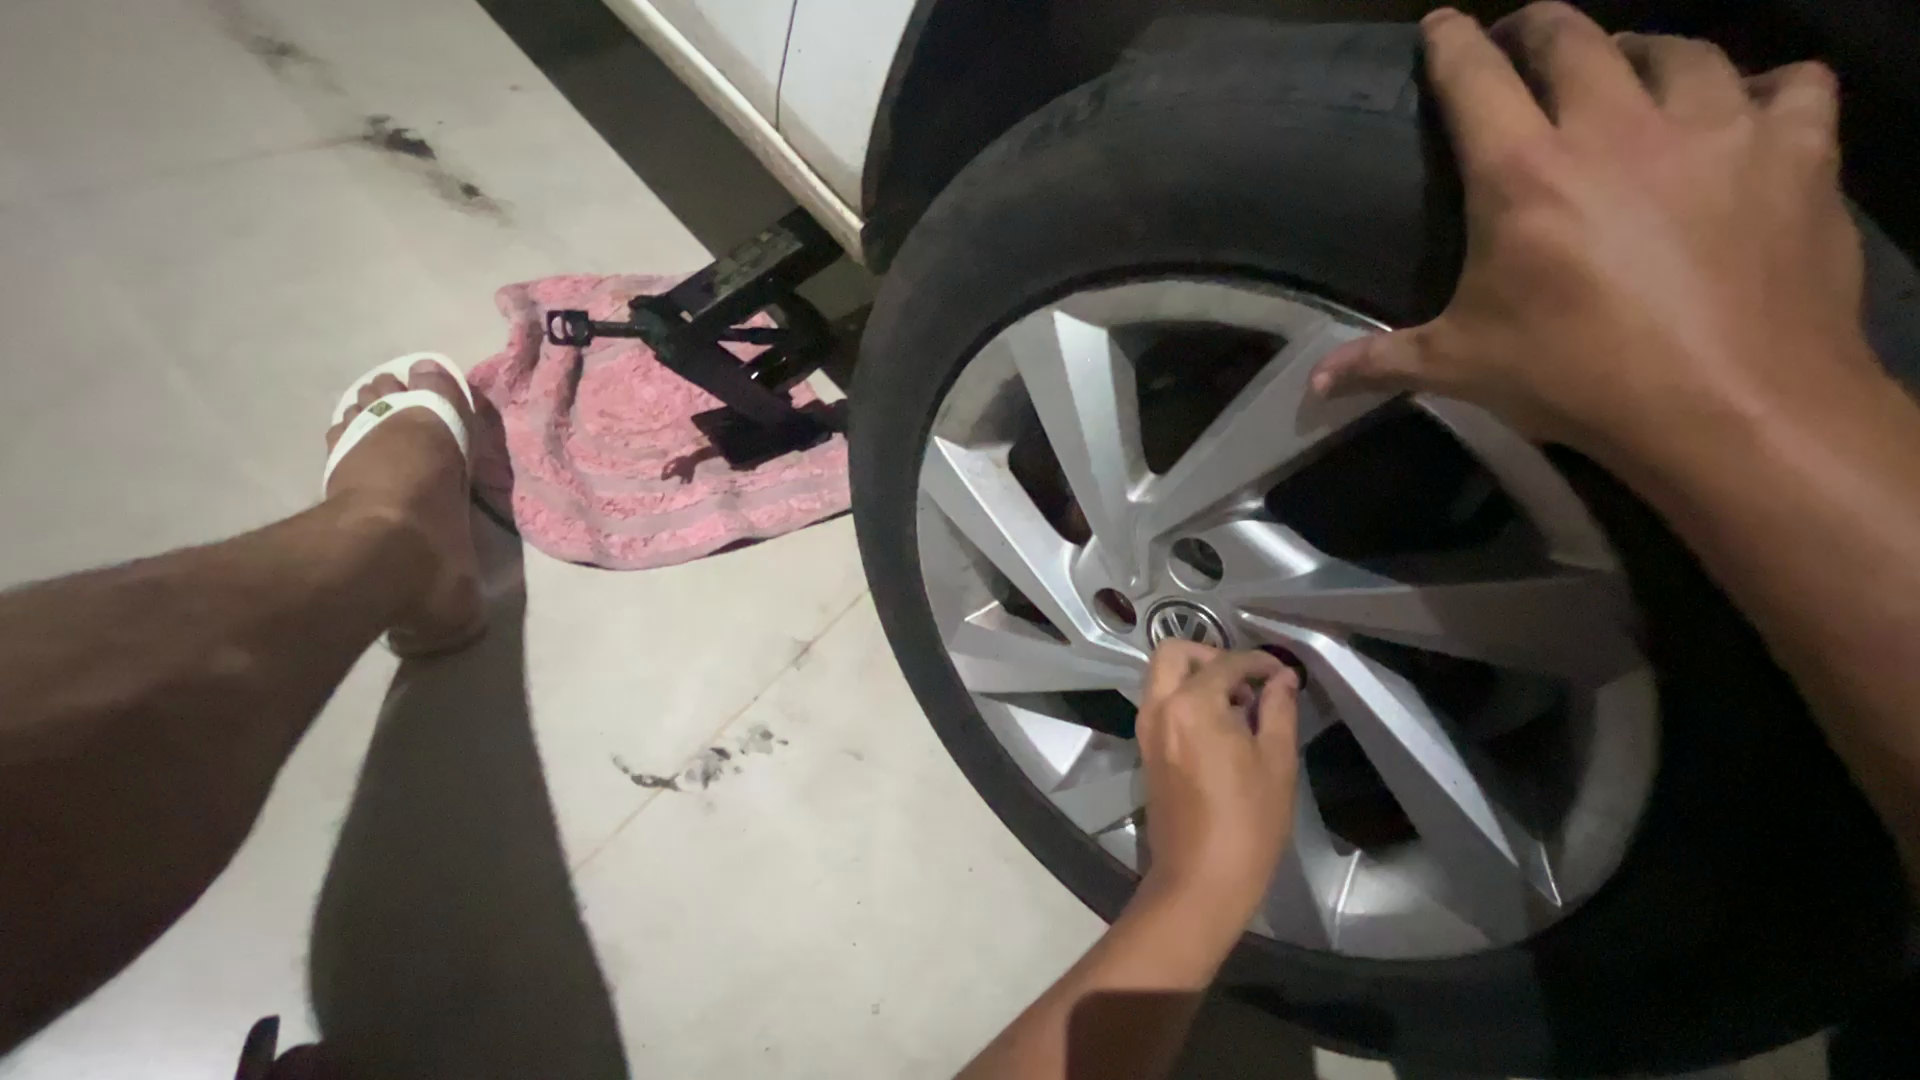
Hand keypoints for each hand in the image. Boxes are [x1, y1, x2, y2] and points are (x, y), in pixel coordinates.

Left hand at [1134, 643, 1299, 919]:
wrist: (1200, 877)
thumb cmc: (1248, 822)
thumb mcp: (1276, 762)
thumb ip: (1278, 710)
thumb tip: (1282, 679)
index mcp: (1190, 706)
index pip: (1225, 663)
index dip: (1258, 662)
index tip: (1282, 674)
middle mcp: (1159, 708)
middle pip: (1174, 654)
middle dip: (1210, 656)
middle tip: (1246, 681)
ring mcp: (1146, 729)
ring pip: (1162, 677)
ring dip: (1196, 676)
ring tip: (1238, 707)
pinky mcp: (1145, 749)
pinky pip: (1160, 703)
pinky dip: (1184, 698)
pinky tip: (1220, 726)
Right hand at [1312, 3, 1876, 465]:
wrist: (1728, 404)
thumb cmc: (1574, 377)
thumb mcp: (1459, 368)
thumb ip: (1380, 363)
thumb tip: (1311, 386)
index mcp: (1523, 177)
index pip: (1476, 80)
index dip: (1452, 44)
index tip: (1440, 24)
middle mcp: (1617, 129)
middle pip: (1575, 39)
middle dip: (1540, 28)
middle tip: (1525, 39)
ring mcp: (1716, 129)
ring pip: (1679, 49)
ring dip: (1641, 52)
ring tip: (1627, 71)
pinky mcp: (1797, 150)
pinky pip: (1788, 84)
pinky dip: (1761, 88)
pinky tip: (1745, 110)